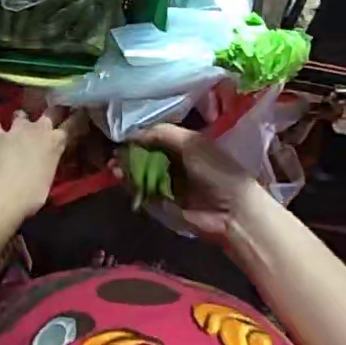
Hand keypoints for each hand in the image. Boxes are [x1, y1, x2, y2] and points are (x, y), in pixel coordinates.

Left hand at [0, 108, 87, 217]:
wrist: (2, 193)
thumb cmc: (32, 194)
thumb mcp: (49, 179)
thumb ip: (50, 165)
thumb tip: (47, 165)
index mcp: (56, 142)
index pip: (73, 123)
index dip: (78, 117)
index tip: (80, 114)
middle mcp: (38, 129)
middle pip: (51, 111)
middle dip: (54, 111)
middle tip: (54, 115)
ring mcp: (16, 130)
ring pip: (22, 113)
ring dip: (22, 118)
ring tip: (21, 123)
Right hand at [128, 123, 272, 242]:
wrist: (231, 211)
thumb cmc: (216, 171)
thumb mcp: (191, 143)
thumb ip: (162, 133)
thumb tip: (132, 134)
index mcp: (185, 145)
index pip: (156, 137)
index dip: (139, 137)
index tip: (122, 138)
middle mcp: (175, 162)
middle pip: (145, 154)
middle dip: (128, 154)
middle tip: (114, 155)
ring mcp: (168, 182)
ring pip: (140, 172)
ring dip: (126, 168)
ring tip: (114, 167)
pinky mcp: (162, 201)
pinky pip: (142, 190)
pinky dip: (130, 184)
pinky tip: (120, 178)